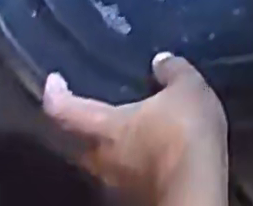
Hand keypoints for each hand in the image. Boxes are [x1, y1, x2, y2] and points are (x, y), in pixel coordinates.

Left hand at [42, 53, 227, 205]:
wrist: (199, 196)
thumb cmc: (184, 134)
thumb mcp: (187, 87)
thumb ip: (172, 70)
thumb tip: (159, 62)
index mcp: (107, 129)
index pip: (67, 112)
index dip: (56, 95)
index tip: (53, 81)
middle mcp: (103, 163)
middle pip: (79, 144)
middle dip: (82, 127)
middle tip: (93, 107)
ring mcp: (118, 190)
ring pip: (104, 165)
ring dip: (113, 147)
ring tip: (131, 128)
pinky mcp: (138, 204)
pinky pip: (128, 178)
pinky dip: (135, 164)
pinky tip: (153, 153)